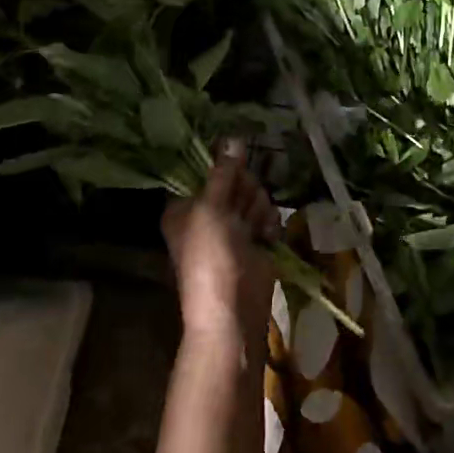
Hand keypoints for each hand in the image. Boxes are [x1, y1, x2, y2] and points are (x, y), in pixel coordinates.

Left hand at [162, 139, 279, 340]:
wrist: (233, 314)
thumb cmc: (210, 257)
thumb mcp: (210, 208)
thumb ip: (223, 173)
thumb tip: (233, 137)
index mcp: (184, 204)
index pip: (203, 169)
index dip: (221, 164)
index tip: (236, 156)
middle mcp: (206, 212)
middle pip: (233, 179)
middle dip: (244, 189)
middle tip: (241, 207)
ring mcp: (232, 228)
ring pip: (253, 196)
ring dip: (258, 208)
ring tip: (254, 228)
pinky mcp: (254, 242)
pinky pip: (267, 217)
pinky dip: (269, 225)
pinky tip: (267, 237)